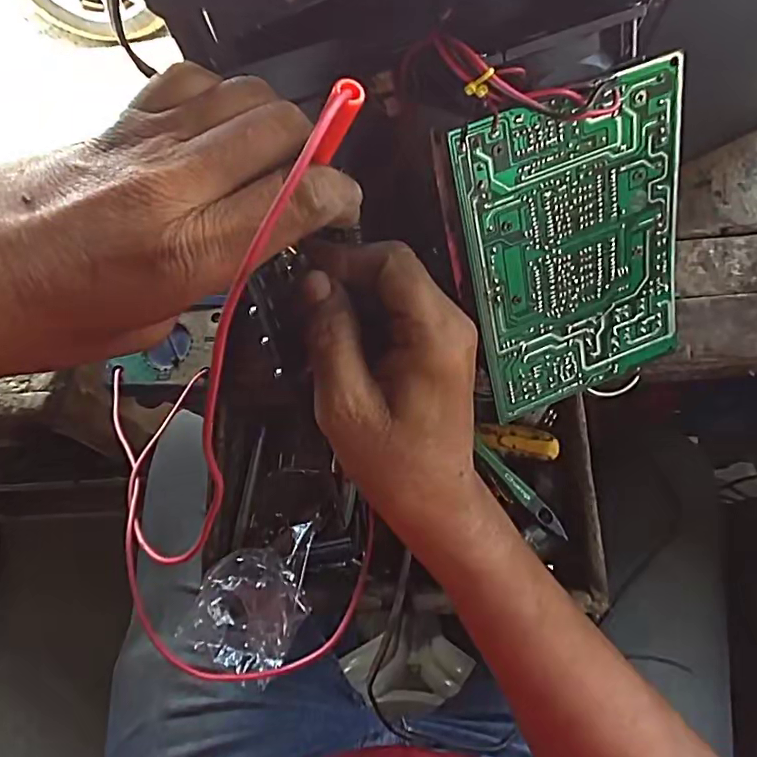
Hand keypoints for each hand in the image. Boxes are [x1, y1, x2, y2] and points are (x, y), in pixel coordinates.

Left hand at [0, 63, 361, 406]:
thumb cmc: (28, 322)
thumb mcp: (143, 326)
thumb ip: (209, 276)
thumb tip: (246, 239)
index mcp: (185, 253)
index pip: (300, 197)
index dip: (340, 194)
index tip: (343, 203)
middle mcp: (171, 187)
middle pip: (283, 127)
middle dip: (317, 146)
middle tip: (309, 173)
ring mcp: (138, 143)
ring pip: (243, 93)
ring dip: (271, 117)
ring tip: (265, 148)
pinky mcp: (109, 121)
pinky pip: (188, 81)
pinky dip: (216, 95)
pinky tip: (209, 124)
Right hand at [300, 242, 497, 554]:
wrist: (434, 498)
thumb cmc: (399, 466)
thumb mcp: (346, 405)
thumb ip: (330, 337)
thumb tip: (315, 285)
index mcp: (436, 333)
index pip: (392, 260)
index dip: (345, 258)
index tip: (306, 270)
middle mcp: (451, 324)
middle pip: (394, 269)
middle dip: (346, 279)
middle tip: (305, 302)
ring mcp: (448, 333)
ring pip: (393, 287)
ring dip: (353, 299)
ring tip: (319, 327)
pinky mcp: (438, 343)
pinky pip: (397, 310)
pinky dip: (366, 317)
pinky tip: (343, 343)